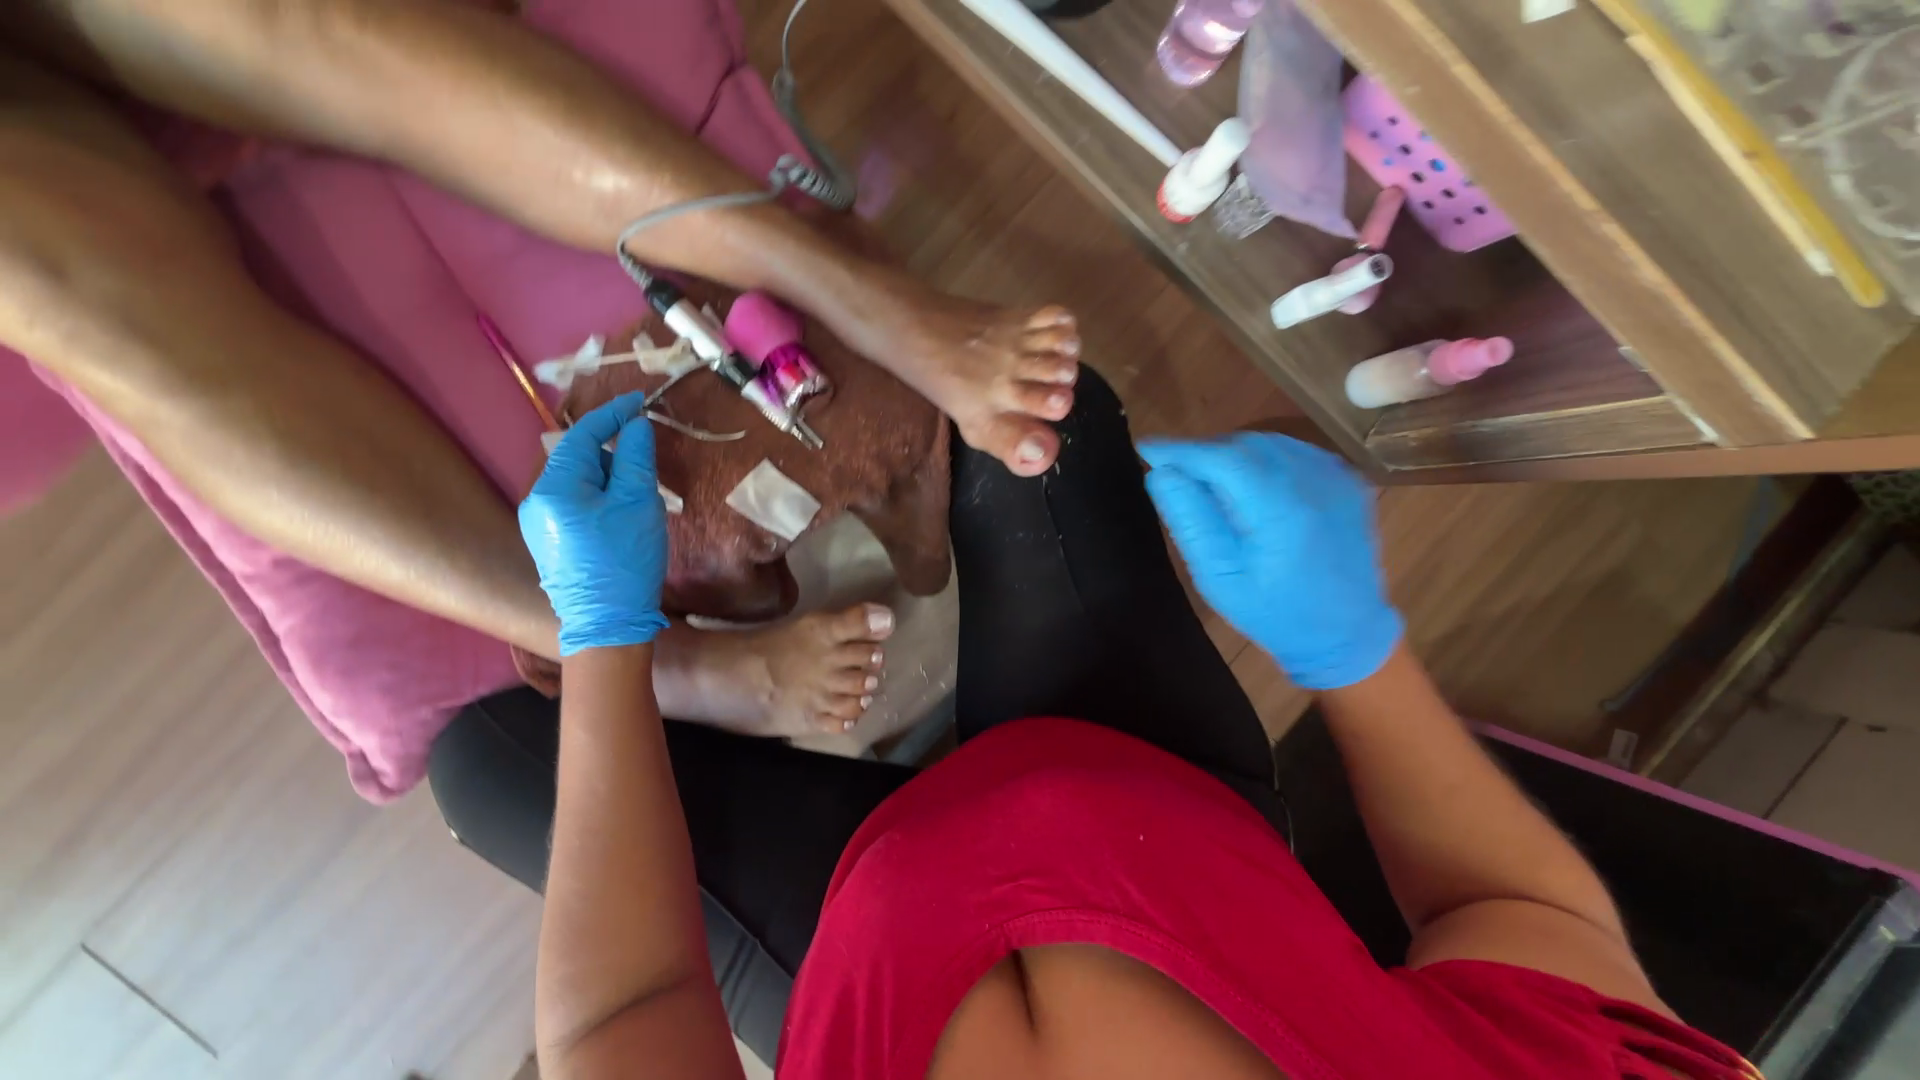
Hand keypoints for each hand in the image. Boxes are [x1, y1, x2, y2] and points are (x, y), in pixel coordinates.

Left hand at [519, 393, 668, 654]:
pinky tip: (623, 518)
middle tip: (647, 465)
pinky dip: (601, 499)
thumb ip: (637, 458)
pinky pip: (576, 504)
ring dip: (610, 479)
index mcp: (555, 487)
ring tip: (639, 501)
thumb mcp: (639, 504)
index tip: (640, 401)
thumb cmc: (626, 561)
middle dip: (613, 453)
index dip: (613, 414)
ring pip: (579, 482)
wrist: (607, 625)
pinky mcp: (550, 542)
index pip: (583, 434)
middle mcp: (537, 500)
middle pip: (579, 458)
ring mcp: (540, 523)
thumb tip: (636, 427)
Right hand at [1140, 433, 1400, 689]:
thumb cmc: (1272, 612)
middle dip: (1205, 452)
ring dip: (1232, 454)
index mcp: (1282, 510)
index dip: (1181, 450)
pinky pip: (1292, 452)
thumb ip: (1190, 520)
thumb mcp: (1219, 577)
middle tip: (1175, 472)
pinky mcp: (1346, 479)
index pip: (1222, 458)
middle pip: (1245, 445)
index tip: (1146, 447)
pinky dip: (1262, 459)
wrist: (1345, 630)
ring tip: (1209, 483)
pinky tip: (1249, 487)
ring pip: (1268, 444)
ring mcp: (1337, 477)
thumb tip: (1160, 472)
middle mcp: (1314, 482)